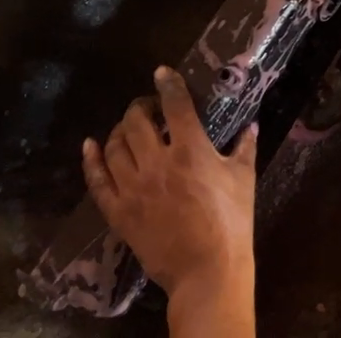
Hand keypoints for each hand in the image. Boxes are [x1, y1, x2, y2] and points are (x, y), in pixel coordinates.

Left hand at [82, 67, 256, 301]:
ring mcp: (133, 188)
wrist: (206, 268)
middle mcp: (157, 163)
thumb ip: (245, 147)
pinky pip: (97, 181)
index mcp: (191, 149)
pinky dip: (91, 160)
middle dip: (140, 106)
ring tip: (128, 126)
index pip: (175, 105)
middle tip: (147, 105)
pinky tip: (90, 146)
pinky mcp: (119, 212)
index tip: (162, 72)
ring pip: (115, 147)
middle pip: (137, 123)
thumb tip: (250, 125)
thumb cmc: (232, 219)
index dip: (168, 84)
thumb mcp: (244, 177)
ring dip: (119, 130)